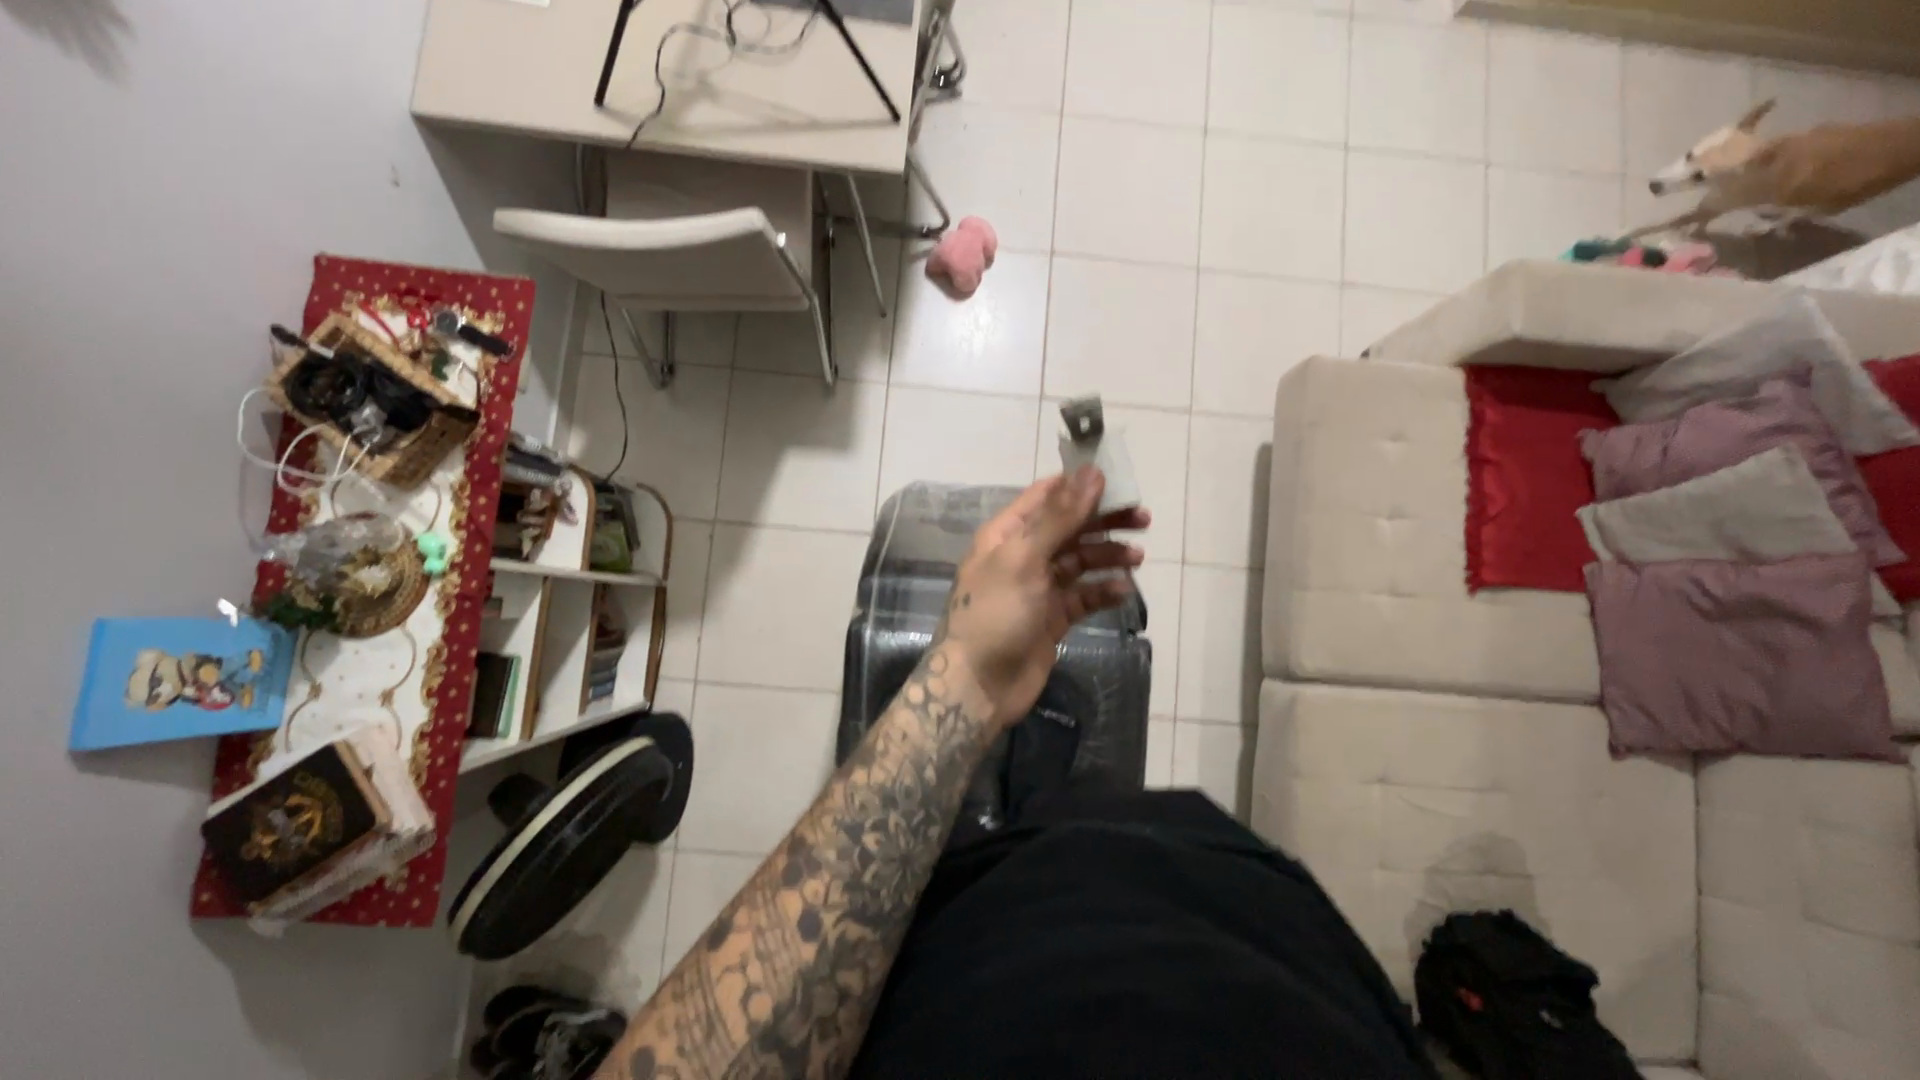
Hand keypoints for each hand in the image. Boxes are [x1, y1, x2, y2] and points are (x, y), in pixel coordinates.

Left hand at [935, 467, 1150, 727]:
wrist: (979, 685)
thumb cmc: (995, 613)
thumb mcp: (1024, 558)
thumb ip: (1059, 517)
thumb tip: (1091, 474)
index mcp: (1006, 534)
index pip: (1046, 496)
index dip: (1080, 486)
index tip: (1119, 480)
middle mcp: (1022, 555)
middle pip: (1069, 527)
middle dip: (1104, 521)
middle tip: (1143, 518)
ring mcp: (1038, 588)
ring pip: (1080, 561)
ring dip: (1108, 555)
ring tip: (1137, 558)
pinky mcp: (1052, 618)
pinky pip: (1084, 595)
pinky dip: (1104, 590)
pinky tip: (1124, 590)